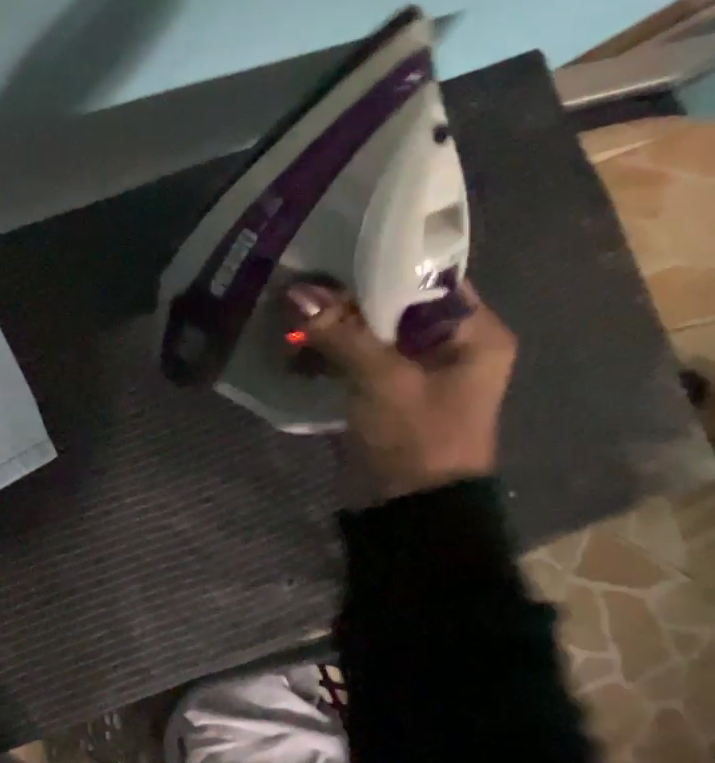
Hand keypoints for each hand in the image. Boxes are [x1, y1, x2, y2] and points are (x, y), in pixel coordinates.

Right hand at [289, 280, 515, 501]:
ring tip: (288, 318)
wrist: (409, 508)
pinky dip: (326, 352)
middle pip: (395, 306)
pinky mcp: (384, 393)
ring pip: (369, 332)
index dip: (385, 267)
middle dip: (347, 300)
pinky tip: (294, 347)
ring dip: (331, 328)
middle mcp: (451, 347)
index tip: (337, 254)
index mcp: (475, 336)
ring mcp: (415, 372)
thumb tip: (298, 292)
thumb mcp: (380, 379)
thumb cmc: (415, 436)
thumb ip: (341, 333)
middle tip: (300, 286)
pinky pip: (354, 359)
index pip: (431, 282)